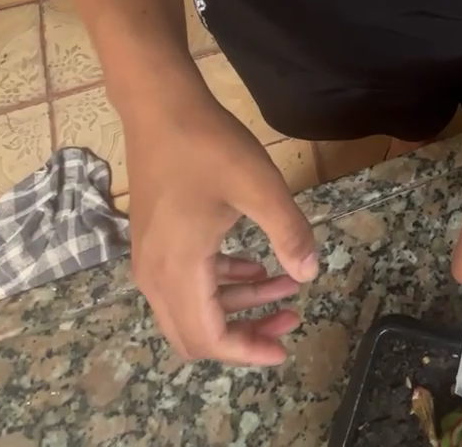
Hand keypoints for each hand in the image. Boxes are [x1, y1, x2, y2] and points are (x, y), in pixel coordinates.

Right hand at [123, 93, 318, 364]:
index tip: (284, 351)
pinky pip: (188, 279)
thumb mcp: (261, 187)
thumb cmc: (211, 147)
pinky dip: (223, 281)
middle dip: (245, 331)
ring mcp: (152, 257)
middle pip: (197, 330)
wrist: (162, 109)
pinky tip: (256, 264)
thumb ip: (288, 232)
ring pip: (194, 304)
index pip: (208, 336)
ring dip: (240, 302)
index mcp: (178, 271)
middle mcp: (155, 275)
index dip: (246, 351)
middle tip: (290, 319)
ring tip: (287, 286)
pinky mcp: (157, 238)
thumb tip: (310, 274)